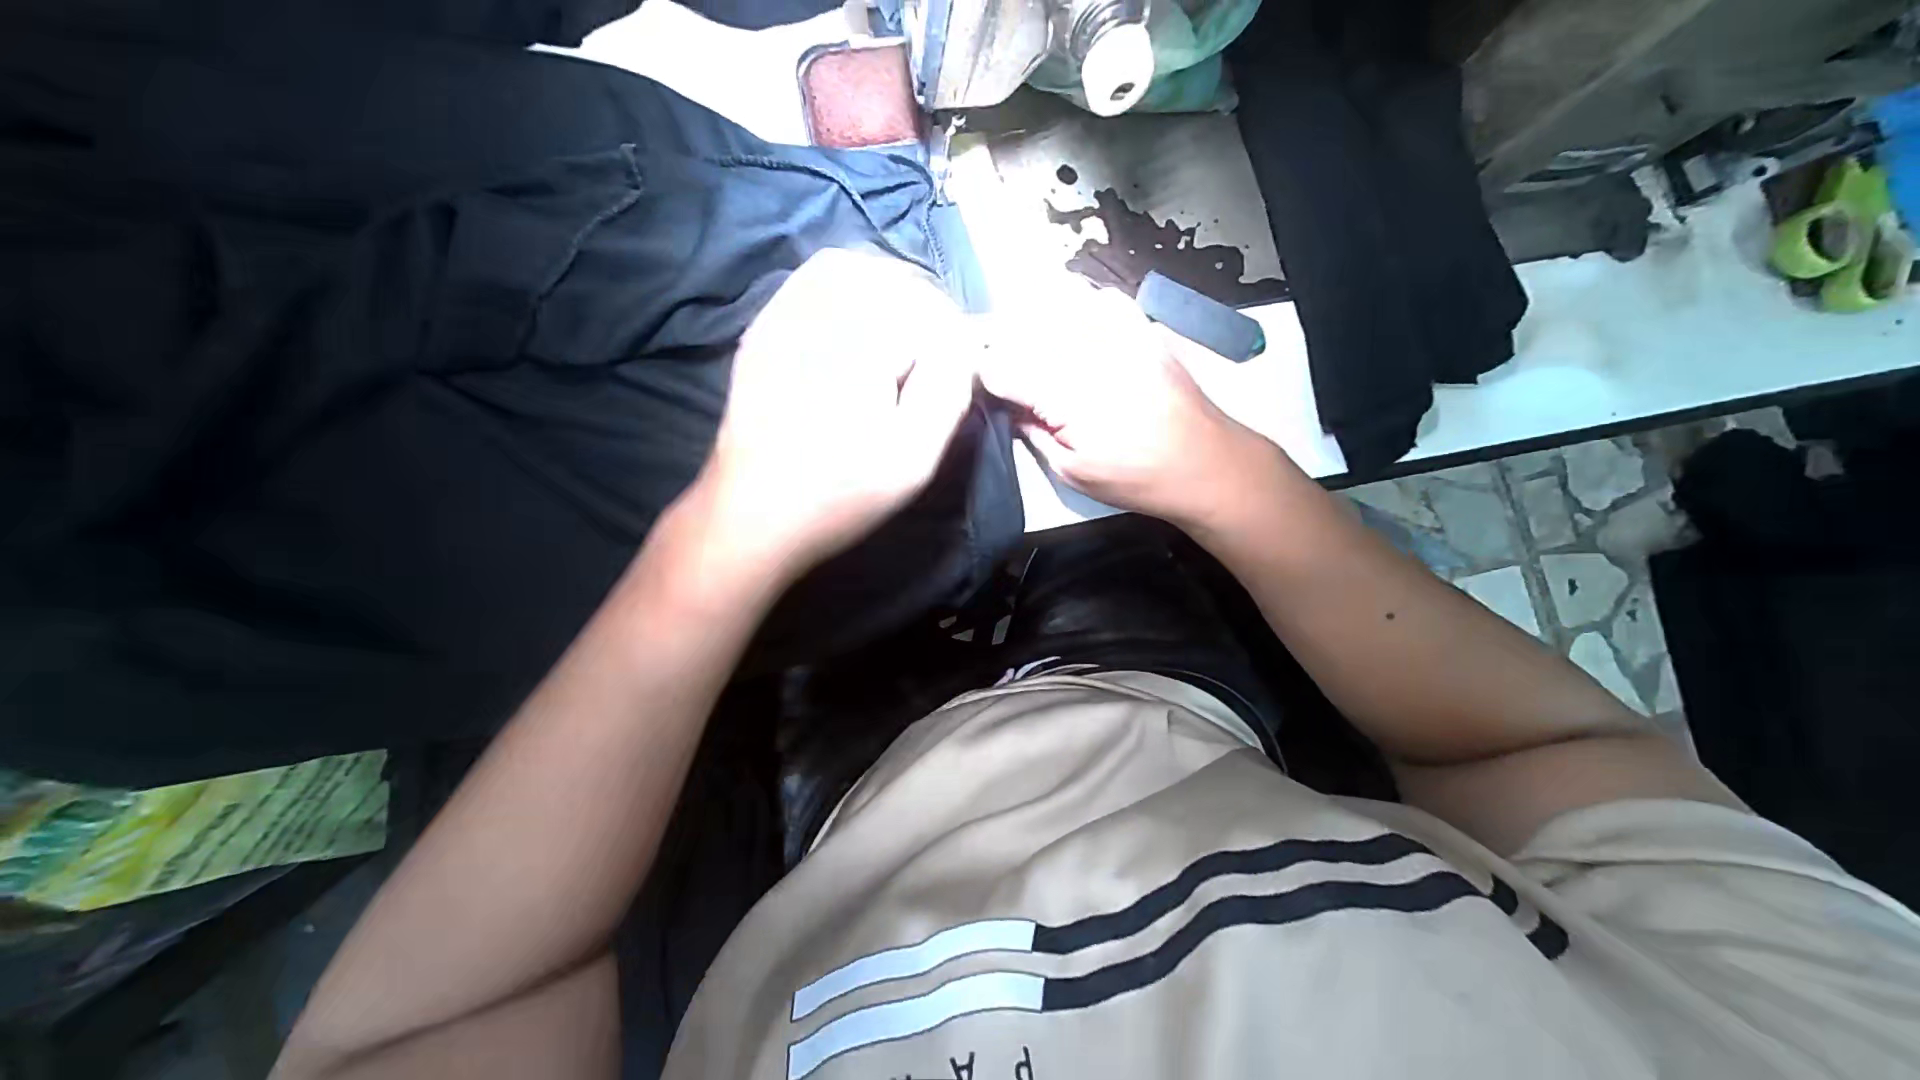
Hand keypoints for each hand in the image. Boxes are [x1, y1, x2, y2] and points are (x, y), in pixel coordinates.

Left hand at [681, 247, 977, 588]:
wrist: (752, 515)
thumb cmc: (839, 495)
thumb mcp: (912, 460)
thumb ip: (947, 392)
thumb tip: (965, 343)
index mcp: (857, 350)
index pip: (927, 309)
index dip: (954, 336)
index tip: (961, 370)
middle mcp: (815, 318)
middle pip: (891, 279)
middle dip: (926, 308)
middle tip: (939, 351)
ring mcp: (781, 318)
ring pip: (852, 269)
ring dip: (890, 290)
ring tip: (906, 332)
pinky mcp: (764, 328)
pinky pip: (812, 279)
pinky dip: (848, 286)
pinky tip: (862, 322)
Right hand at [977, 281, 1280, 529]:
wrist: (1207, 463)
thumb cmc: (1138, 477)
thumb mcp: (1072, 471)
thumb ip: (1032, 432)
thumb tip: (1010, 407)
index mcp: (1065, 393)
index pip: (999, 365)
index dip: (983, 375)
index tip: (984, 388)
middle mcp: (1088, 352)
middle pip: (1021, 329)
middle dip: (1002, 346)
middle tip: (1000, 370)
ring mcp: (1119, 334)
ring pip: (1056, 307)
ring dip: (1033, 322)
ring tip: (1028, 345)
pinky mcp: (1143, 329)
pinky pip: (1101, 300)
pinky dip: (1079, 307)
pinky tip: (1073, 325)